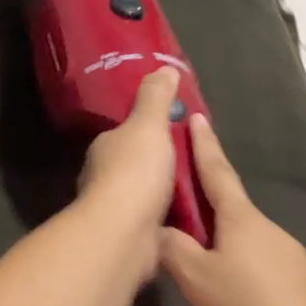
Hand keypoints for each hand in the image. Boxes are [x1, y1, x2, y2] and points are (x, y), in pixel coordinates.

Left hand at [75, 68, 180, 237]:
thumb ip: (156, 98)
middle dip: (161, 163)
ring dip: (166, 193)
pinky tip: (192, 219)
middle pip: (138, 163)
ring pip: (146, 194)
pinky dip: (170, 219)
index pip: (129, 132)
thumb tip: (165, 67)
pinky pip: (155, 221)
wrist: (123, 236)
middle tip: (197, 161)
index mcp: (106, 146)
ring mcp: (117, 209)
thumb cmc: (134, 174)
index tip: (177, 128)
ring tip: (200, 191)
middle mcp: (105, 175)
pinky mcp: (131, 237)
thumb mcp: (149, 125)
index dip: (151, 128)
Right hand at [159, 114, 305, 305]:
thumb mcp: (196, 280)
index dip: (202, 144)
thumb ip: (173, 248)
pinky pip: (264, 294)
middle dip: (204, 233)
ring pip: (244, 264)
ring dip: (220, 282)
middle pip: (229, 223)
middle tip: (178, 243)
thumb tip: (159, 227)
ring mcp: (296, 267)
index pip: (217, 170)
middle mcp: (271, 234)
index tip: (196, 116)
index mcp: (242, 219)